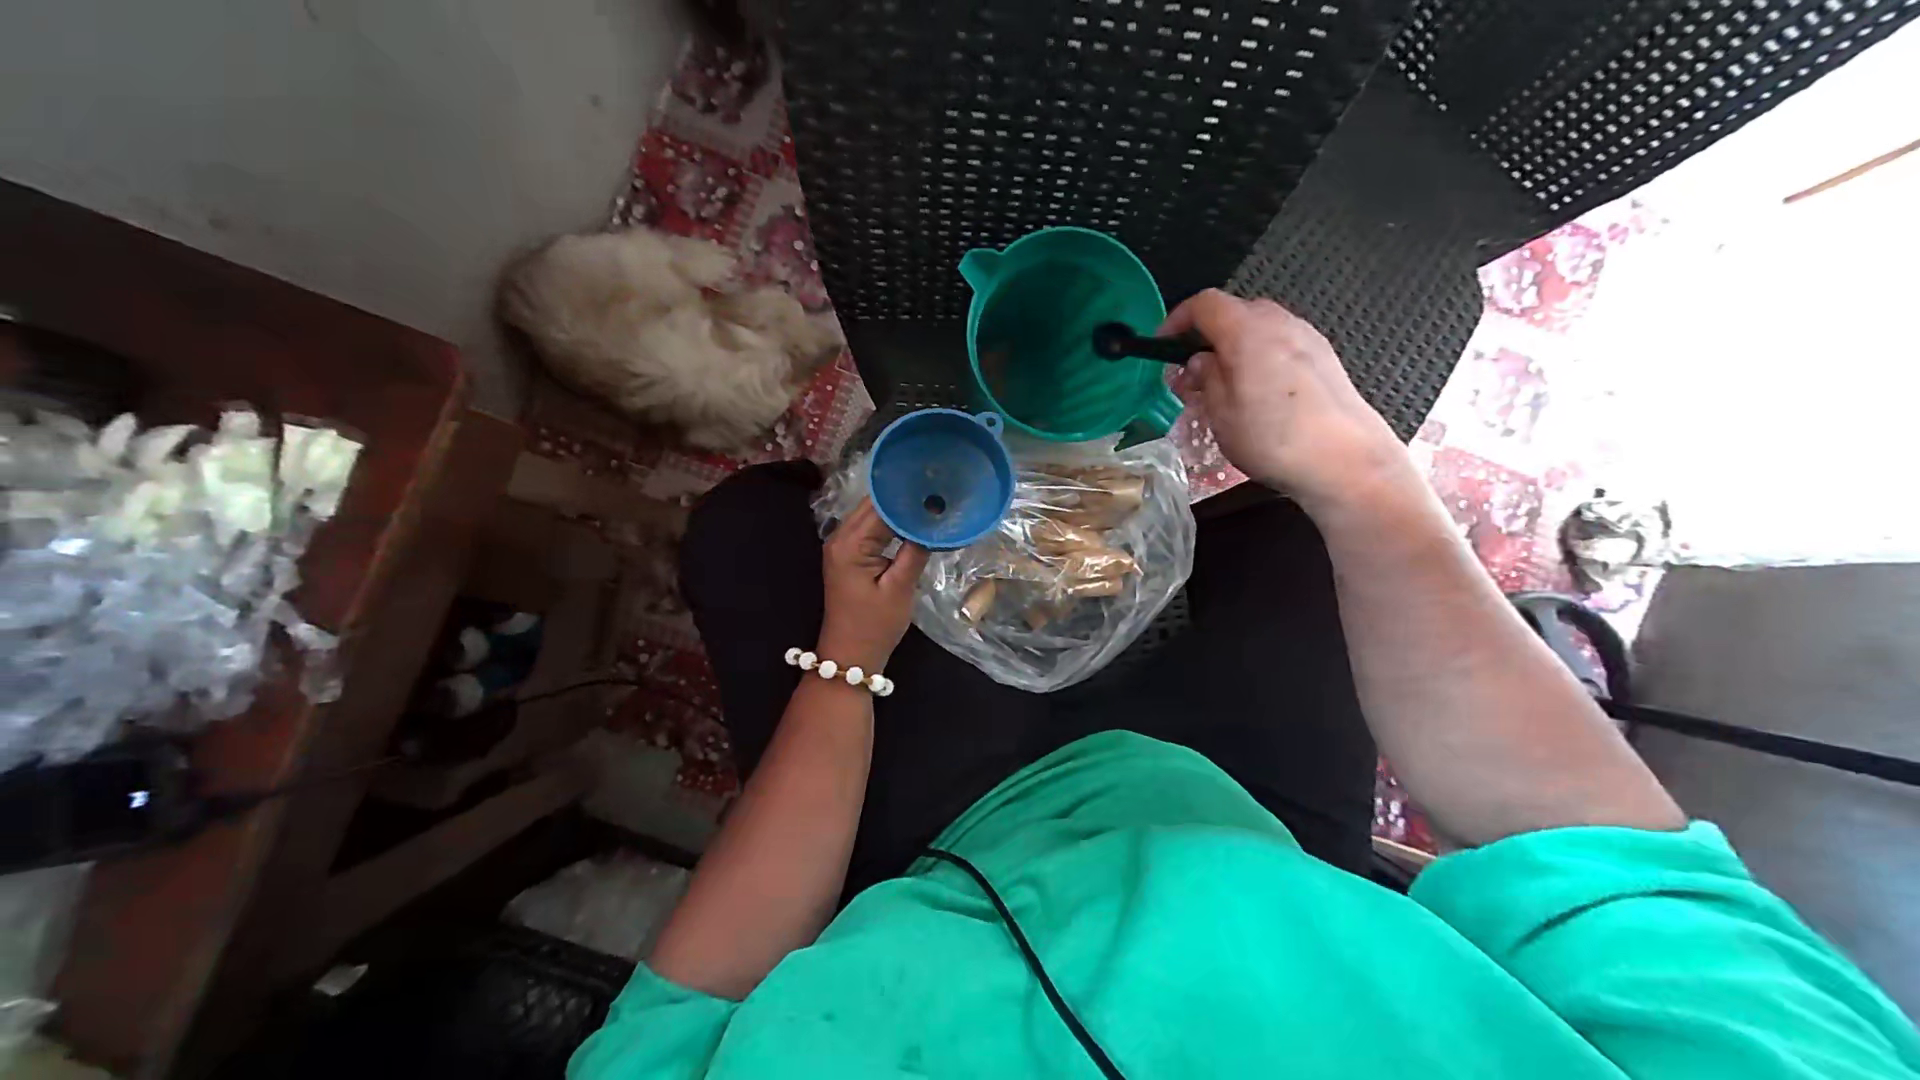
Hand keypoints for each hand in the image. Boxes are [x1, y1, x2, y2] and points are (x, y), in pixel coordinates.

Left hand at [817, 499, 928, 674]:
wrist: (850, 655)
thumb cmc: (874, 626)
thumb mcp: (900, 588)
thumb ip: (915, 551)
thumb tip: (933, 520)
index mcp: (850, 544)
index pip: (880, 507)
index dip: (908, 495)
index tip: (937, 486)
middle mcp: (840, 537)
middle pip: (873, 504)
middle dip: (903, 496)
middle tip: (937, 489)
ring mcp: (841, 545)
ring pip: (872, 514)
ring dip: (898, 508)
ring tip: (930, 501)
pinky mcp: (848, 554)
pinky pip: (870, 528)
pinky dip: (890, 522)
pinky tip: (913, 521)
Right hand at [1164, 290, 1415, 516]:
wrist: (1344, 461)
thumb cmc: (1273, 440)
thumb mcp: (1221, 415)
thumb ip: (1206, 379)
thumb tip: (1201, 361)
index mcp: (1247, 332)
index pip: (1205, 304)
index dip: (1177, 320)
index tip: (1163, 346)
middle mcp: (1280, 323)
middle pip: (1234, 312)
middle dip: (1206, 337)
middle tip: (1191, 375)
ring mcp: (1308, 338)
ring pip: (1259, 329)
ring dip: (1234, 349)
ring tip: (1223, 388)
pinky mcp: (1325, 358)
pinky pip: (1281, 344)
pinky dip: (1260, 357)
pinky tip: (1258, 394)